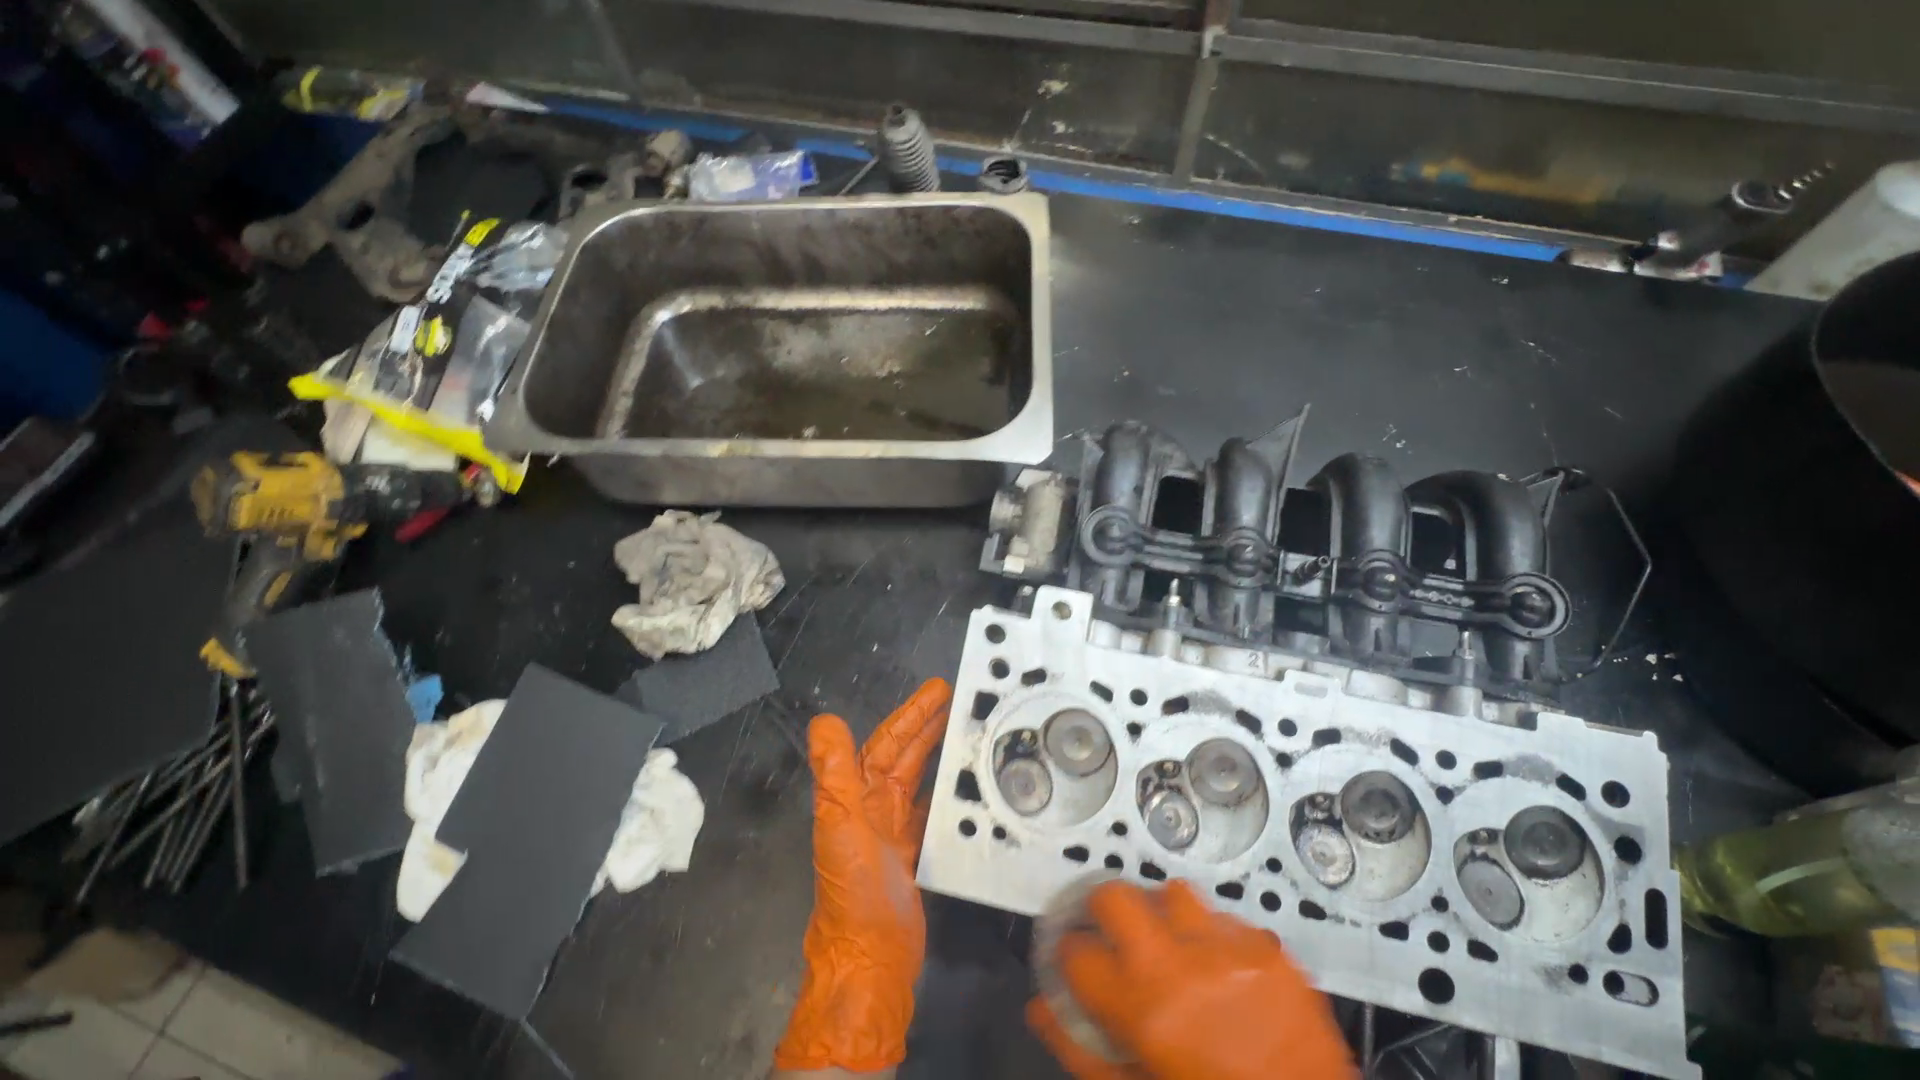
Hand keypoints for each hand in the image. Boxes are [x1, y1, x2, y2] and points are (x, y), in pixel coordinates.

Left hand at [773, 679, 952, 1073]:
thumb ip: (834, 774)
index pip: (885, 744)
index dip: (910, 716)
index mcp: (855, 798)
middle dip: (928, 727)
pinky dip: (950, 798)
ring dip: (941, 757)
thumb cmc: (854, 890)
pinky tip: (971, 790)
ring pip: (921, 783)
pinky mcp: (916, 859)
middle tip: (962, 700)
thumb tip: (824, 720)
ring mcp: (895, 836)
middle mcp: (874, 811)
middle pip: (904, 758)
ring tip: (972, 734)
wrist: (870, 959)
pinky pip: (935, 817)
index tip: (938, 690)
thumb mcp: (841, 826)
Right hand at [1028, 881, 1355, 1079]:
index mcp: (1141, 1009)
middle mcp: (1179, 966)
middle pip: (1116, 897)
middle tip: (1106, 928)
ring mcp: (1227, 951)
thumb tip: (1041, 1007)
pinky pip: (1224, 917)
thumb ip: (1079, 1048)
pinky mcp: (1267, 948)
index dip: (1067, 951)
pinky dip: (1211, 932)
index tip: (1074, 956)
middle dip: (1101, 907)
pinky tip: (1216, 962)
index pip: (1075, 951)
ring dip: (1160, 912)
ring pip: (1173, 892)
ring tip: (1166, 939)